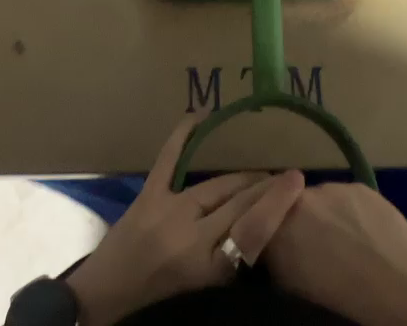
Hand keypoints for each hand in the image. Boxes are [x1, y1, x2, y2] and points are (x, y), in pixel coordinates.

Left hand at [66, 117, 304, 325]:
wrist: (108, 290)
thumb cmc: (161, 290)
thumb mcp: (206, 282)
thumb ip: (233, 254)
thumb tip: (264, 220)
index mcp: (207, 263)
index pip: (252, 227)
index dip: (278, 202)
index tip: (298, 184)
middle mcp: (190, 234)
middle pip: (237, 202)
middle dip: (265, 187)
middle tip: (285, 177)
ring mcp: (168, 209)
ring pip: (215, 185)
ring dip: (241, 176)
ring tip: (261, 170)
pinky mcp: (149, 194)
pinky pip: (170, 159)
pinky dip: (183, 136)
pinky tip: (199, 117)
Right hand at [265, 182, 406, 325]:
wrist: (395, 286)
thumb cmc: (337, 292)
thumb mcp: (291, 281)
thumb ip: (275, 253)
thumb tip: (272, 244)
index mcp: (279, 219)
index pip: (265, 212)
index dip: (273, 224)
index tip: (283, 239)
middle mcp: (301, 196)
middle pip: (294, 201)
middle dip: (301, 217)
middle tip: (314, 241)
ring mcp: (334, 187)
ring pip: (323, 198)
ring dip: (327, 212)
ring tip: (344, 238)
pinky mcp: (361, 186)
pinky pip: (349, 196)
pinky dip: (352, 211)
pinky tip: (365, 232)